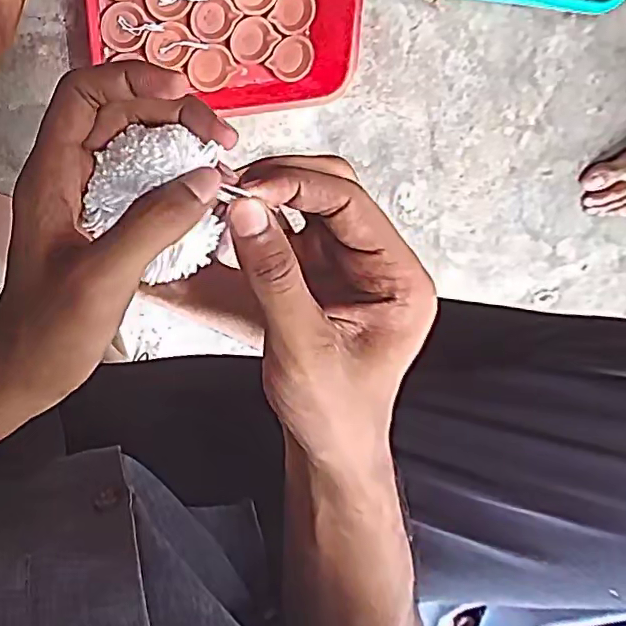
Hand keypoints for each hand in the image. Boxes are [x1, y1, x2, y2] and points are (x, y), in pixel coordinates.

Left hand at [0, 63, 238, 414]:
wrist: (23, 371)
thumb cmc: (45, 333)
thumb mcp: (104, 278)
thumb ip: (154, 224)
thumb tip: (204, 179)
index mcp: (50, 174)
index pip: (81, 93)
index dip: (128, 77)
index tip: (177, 90)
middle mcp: (62, 174)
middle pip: (113, 110)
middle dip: (166, 108)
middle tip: (215, 133)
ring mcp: (79, 193)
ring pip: (126, 139)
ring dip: (171, 135)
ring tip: (214, 151)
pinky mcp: (96, 215)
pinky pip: (134, 173)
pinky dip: (167, 168)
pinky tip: (196, 184)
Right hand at [223, 157, 436, 469]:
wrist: (328, 446)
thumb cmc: (336, 412)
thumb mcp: (303, 345)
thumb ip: (274, 275)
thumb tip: (248, 213)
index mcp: (397, 277)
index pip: (349, 202)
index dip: (297, 186)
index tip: (251, 190)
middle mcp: (373, 261)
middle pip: (332, 187)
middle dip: (282, 179)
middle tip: (236, 187)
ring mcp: (342, 262)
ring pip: (306, 199)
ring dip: (266, 193)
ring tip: (228, 201)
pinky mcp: (312, 269)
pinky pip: (284, 225)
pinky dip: (257, 217)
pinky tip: (233, 223)